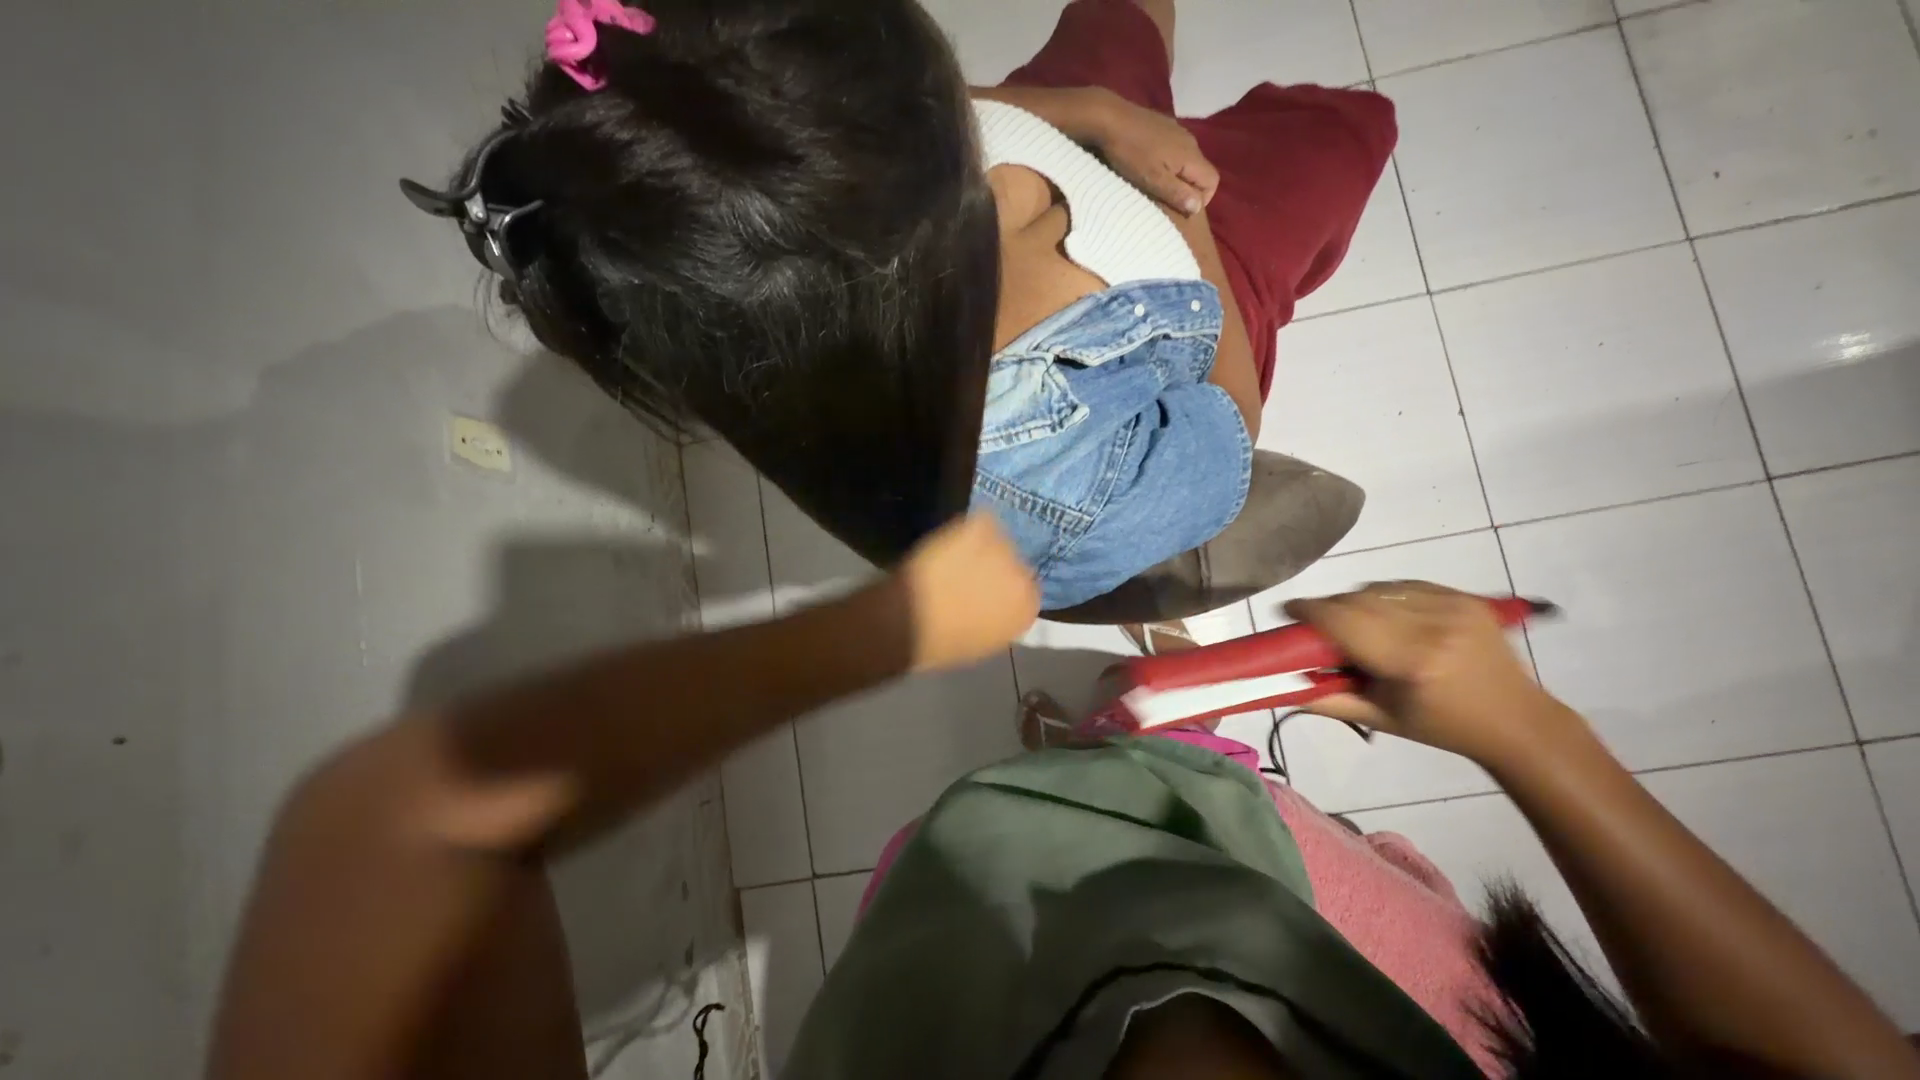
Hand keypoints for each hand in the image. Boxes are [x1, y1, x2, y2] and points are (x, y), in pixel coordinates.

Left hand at [894, 513, 1039, 672]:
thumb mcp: (985, 642)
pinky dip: (966, 529)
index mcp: (1027, 607)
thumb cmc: (944, 643)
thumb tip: (998, 605)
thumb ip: (1002, 619)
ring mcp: (1003, 548)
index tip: (986, 589)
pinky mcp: (981, 527)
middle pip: (1014, 560)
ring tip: (956, 557)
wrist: (913, 620)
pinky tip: (950, 542)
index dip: (1004, 586)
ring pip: (997, 539)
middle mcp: (1024, 576)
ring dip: (981, 546)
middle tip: (970, 571)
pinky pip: (980, 521)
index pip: (1026, 588)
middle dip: (996, 565)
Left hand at [1092, 95, 1218, 214]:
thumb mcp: (1153, 179)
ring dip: (1176, 177)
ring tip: (1155, 185)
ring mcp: (1177, 131)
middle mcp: (1191, 141)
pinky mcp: (1164, 127)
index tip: (1179, 208)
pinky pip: (1175, 151)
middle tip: (1164, 200)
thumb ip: (1177, 193)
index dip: (1201, 199)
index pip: (1213, 181)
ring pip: (1187, 162)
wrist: (1109, 118)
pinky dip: (1168, 164)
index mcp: (1192, 154)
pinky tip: (1148, 166)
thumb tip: (1197, 208)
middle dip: (1187, 190)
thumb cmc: (1130, 153)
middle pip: (1200, 172)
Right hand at [1283, 582, 1576, 766]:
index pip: (1345, 621)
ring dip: (1356, 602)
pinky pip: (1405, 585)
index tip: (1287, 610)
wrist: (1517, 720)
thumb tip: (1281, 682)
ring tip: (1354, 624)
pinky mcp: (1465, 597)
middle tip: (1315, 625)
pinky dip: (1385, 596)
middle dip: (1329, 608)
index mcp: (1411, 662)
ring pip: (1379, 589)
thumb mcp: (1380, 720)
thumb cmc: (1442, 727)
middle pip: (1358, 600)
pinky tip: (1386, 616)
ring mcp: (1452, 606)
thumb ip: (1326, 699)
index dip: (1310, 611)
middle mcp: (1432, 626)